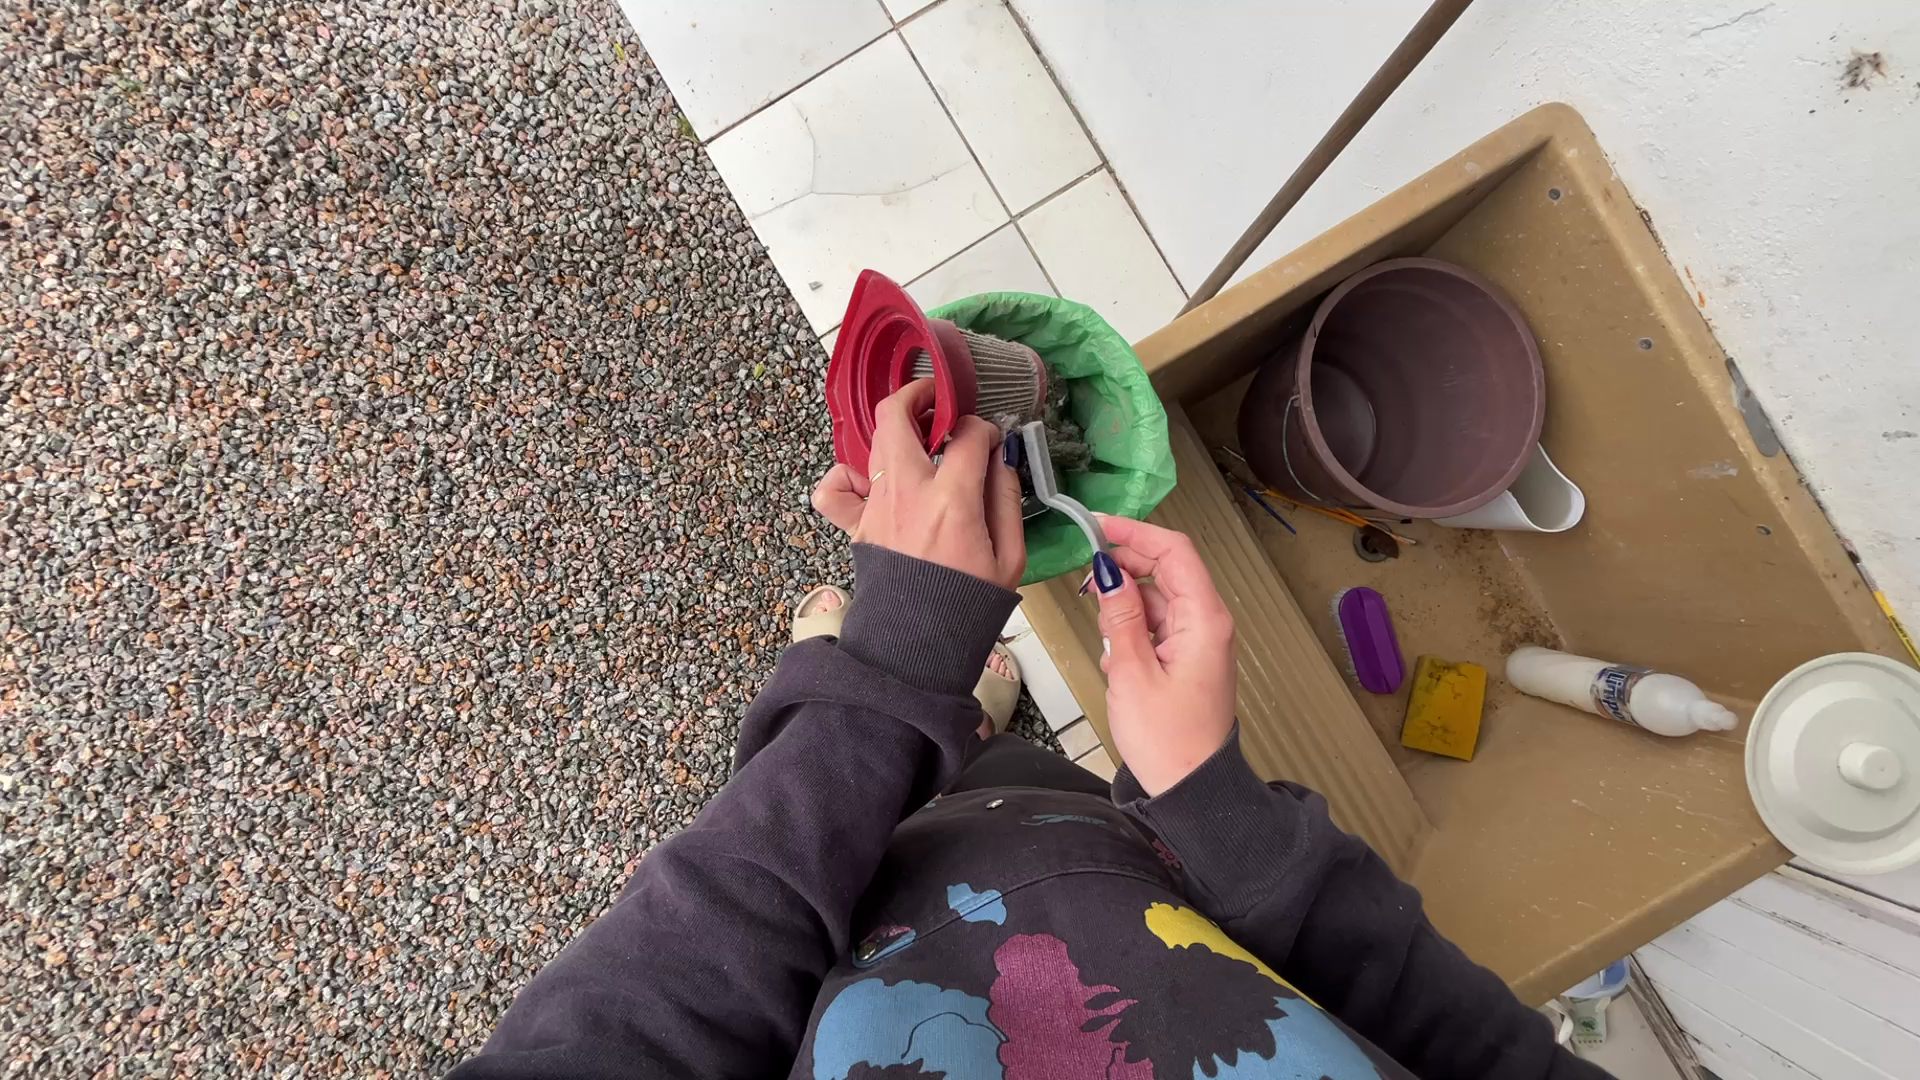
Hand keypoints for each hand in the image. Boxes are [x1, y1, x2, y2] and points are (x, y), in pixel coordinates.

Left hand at [810, 379, 1025, 588]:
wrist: (920, 643)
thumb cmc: (970, 601)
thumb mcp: (1010, 555)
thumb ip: (1006, 498)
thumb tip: (998, 458)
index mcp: (951, 500)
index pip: (967, 435)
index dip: (984, 428)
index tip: (990, 441)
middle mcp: (907, 493)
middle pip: (897, 416)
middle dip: (920, 396)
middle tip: (940, 402)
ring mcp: (875, 507)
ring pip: (873, 443)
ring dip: (896, 428)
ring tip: (918, 435)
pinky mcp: (856, 526)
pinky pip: (833, 490)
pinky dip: (846, 477)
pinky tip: (871, 480)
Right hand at [1091, 517, 1235, 795]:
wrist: (1191, 789)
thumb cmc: (1166, 737)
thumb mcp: (1131, 672)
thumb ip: (1120, 616)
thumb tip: (1108, 570)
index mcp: (1203, 619)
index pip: (1174, 552)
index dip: (1136, 533)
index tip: (1098, 526)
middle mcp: (1206, 621)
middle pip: (1166, 570)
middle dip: (1125, 568)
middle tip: (1087, 580)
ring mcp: (1198, 638)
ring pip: (1157, 597)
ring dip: (1125, 604)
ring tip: (1107, 638)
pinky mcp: (1187, 654)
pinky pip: (1157, 622)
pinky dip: (1132, 627)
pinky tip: (1116, 653)